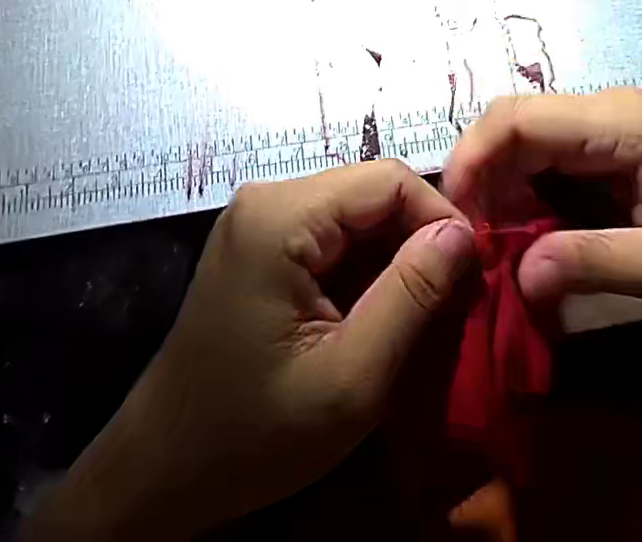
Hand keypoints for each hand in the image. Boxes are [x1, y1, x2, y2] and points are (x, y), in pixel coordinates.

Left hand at [26, 160, 478, 539]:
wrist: (167, 463)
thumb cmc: (255, 432)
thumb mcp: (351, 377)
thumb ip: (412, 295)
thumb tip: (463, 232)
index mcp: (281, 216)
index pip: (388, 179)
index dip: (441, 218)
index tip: (474, 279)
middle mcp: (267, 199)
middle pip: (369, 193)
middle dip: (419, 240)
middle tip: (454, 307)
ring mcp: (258, 219)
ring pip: (354, 215)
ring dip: (395, 259)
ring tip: (422, 318)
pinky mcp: (259, 244)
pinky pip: (329, 237)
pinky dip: (364, 269)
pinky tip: (377, 315)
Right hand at [442, 90, 641, 319]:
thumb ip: (595, 263)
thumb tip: (516, 275)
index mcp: (625, 123)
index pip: (518, 119)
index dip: (473, 158)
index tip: (454, 212)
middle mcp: (610, 111)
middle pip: (515, 125)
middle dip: (482, 176)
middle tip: (471, 236)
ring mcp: (613, 128)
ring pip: (528, 142)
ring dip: (503, 188)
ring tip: (496, 242)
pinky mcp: (617, 151)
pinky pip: (552, 161)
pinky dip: (529, 195)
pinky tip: (530, 234)